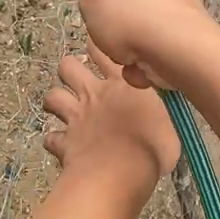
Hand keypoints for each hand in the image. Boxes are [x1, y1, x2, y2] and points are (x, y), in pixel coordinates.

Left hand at [41, 43, 179, 186]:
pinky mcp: (64, 142)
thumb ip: (157, 114)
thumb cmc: (152, 147)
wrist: (121, 172)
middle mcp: (94, 94)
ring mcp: (76, 117)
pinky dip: (53, 140)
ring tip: (59, 107)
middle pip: (68, 66)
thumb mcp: (168, 126)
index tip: (97, 45)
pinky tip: (59, 144)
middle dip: (69, 69)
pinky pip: (50, 138)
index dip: (96, 45)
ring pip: (52, 95)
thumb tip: (159, 118)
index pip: (102, 51)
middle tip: (77, 79)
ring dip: (54, 100)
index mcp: (121, 84)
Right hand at [79, 0, 218, 91]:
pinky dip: (149, 51)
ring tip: (124, 53)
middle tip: (107, 24)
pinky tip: (141, 66)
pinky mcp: (188, 20)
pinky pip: (159, 35)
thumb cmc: (123, 14)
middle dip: (120, 5)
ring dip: (133, 34)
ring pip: (145, 12)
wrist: (175, 45)